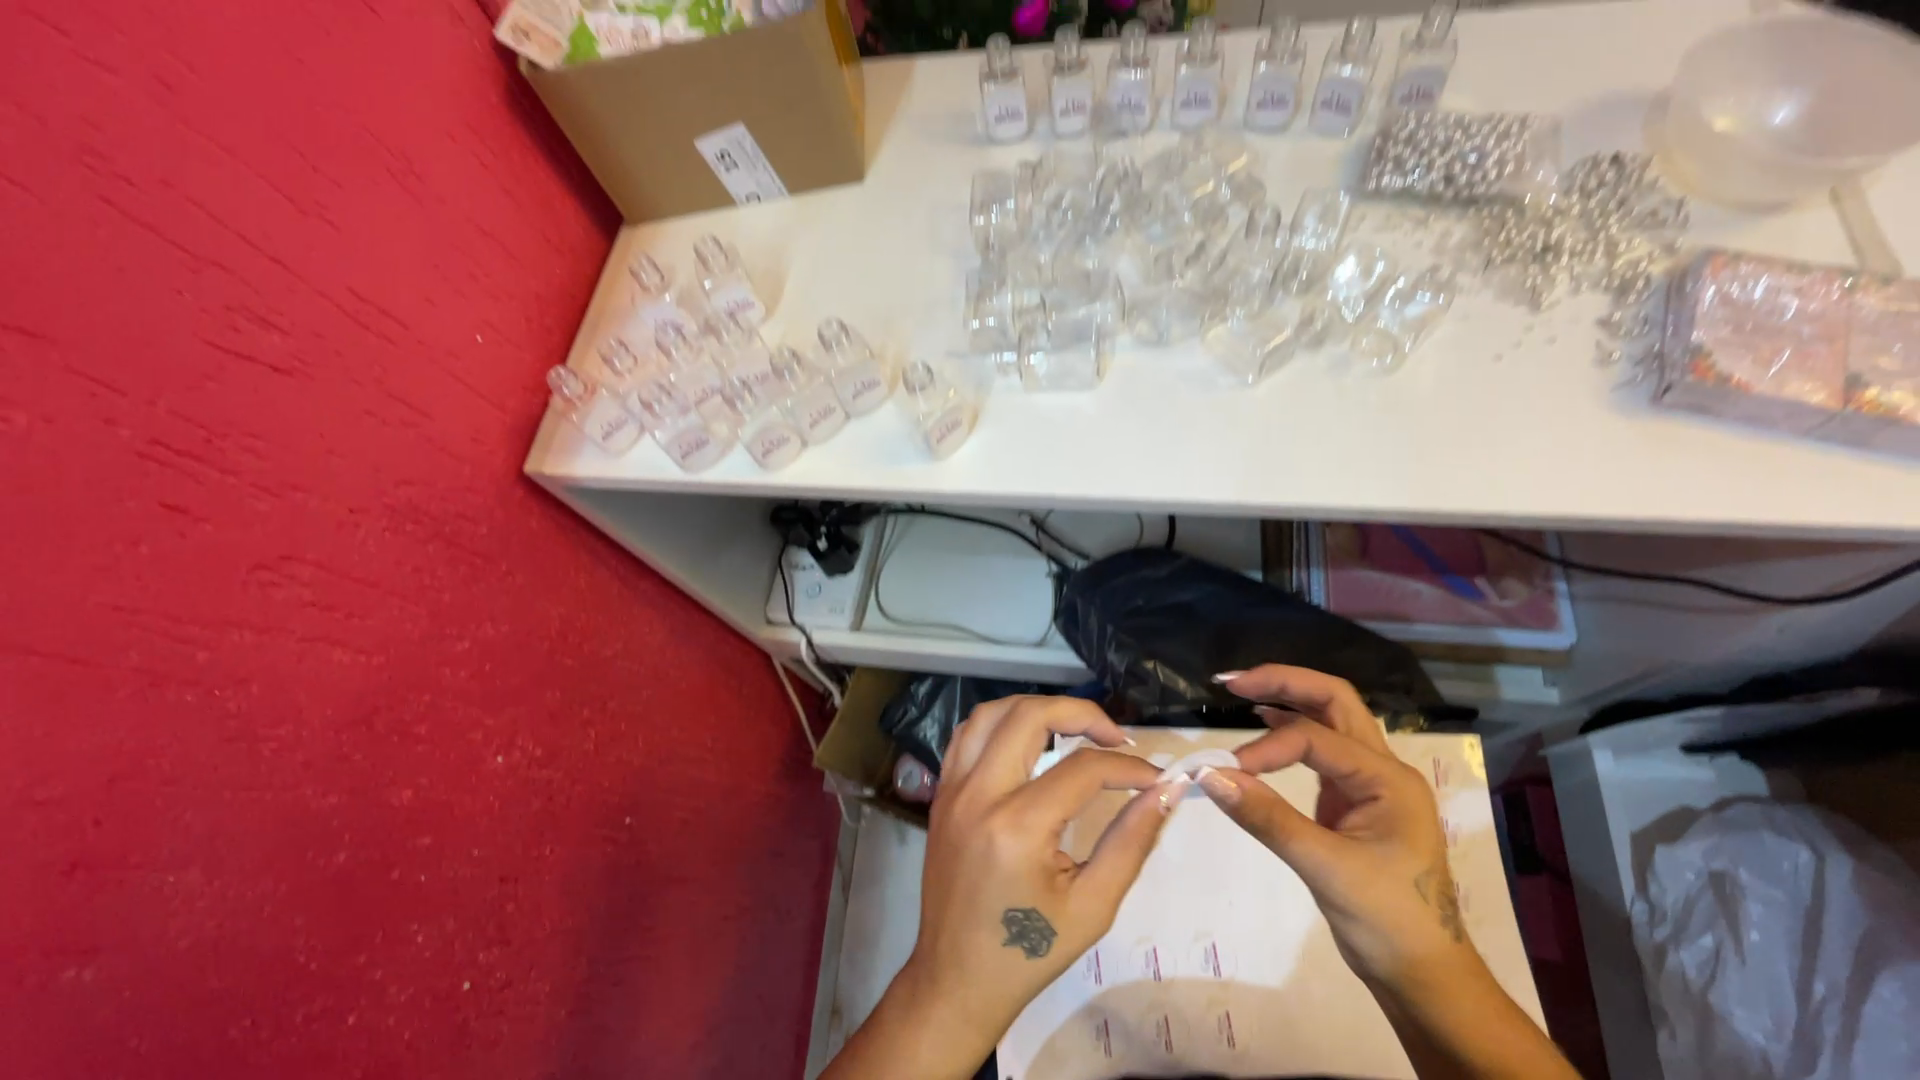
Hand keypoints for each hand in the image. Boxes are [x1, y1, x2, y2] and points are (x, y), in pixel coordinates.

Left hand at [853, 696, 1177, 1077]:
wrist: (956, 979)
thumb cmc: (1029, 952)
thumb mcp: (1093, 905)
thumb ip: (1131, 841)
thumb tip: (1166, 790)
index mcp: (1017, 827)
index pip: (1083, 768)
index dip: (1128, 767)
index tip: (1156, 779)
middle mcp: (978, 795)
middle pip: (1030, 715)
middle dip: (1082, 713)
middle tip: (1115, 738)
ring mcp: (952, 790)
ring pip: (990, 713)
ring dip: (1037, 709)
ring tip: (1074, 729)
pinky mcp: (941, 795)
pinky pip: (966, 736)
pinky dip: (1000, 724)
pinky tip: (1029, 741)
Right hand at [1195, 666, 1475, 988]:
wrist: (1424, 974)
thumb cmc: (1387, 920)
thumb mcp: (1325, 868)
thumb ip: (1268, 817)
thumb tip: (1210, 775)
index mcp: (1388, 780)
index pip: (1316, 738)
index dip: (1266, 748)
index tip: (1226, 773)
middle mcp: (1384, 771)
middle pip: (1335, 702)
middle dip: (1285, 683)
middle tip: (1231, 682)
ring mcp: (1371, 786)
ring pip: (1331, 722)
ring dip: (1289, 701)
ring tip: (1242, 692)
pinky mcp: (1354, 803)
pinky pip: (1323, 752)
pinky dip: (1291, 734)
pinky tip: (1264, 729)